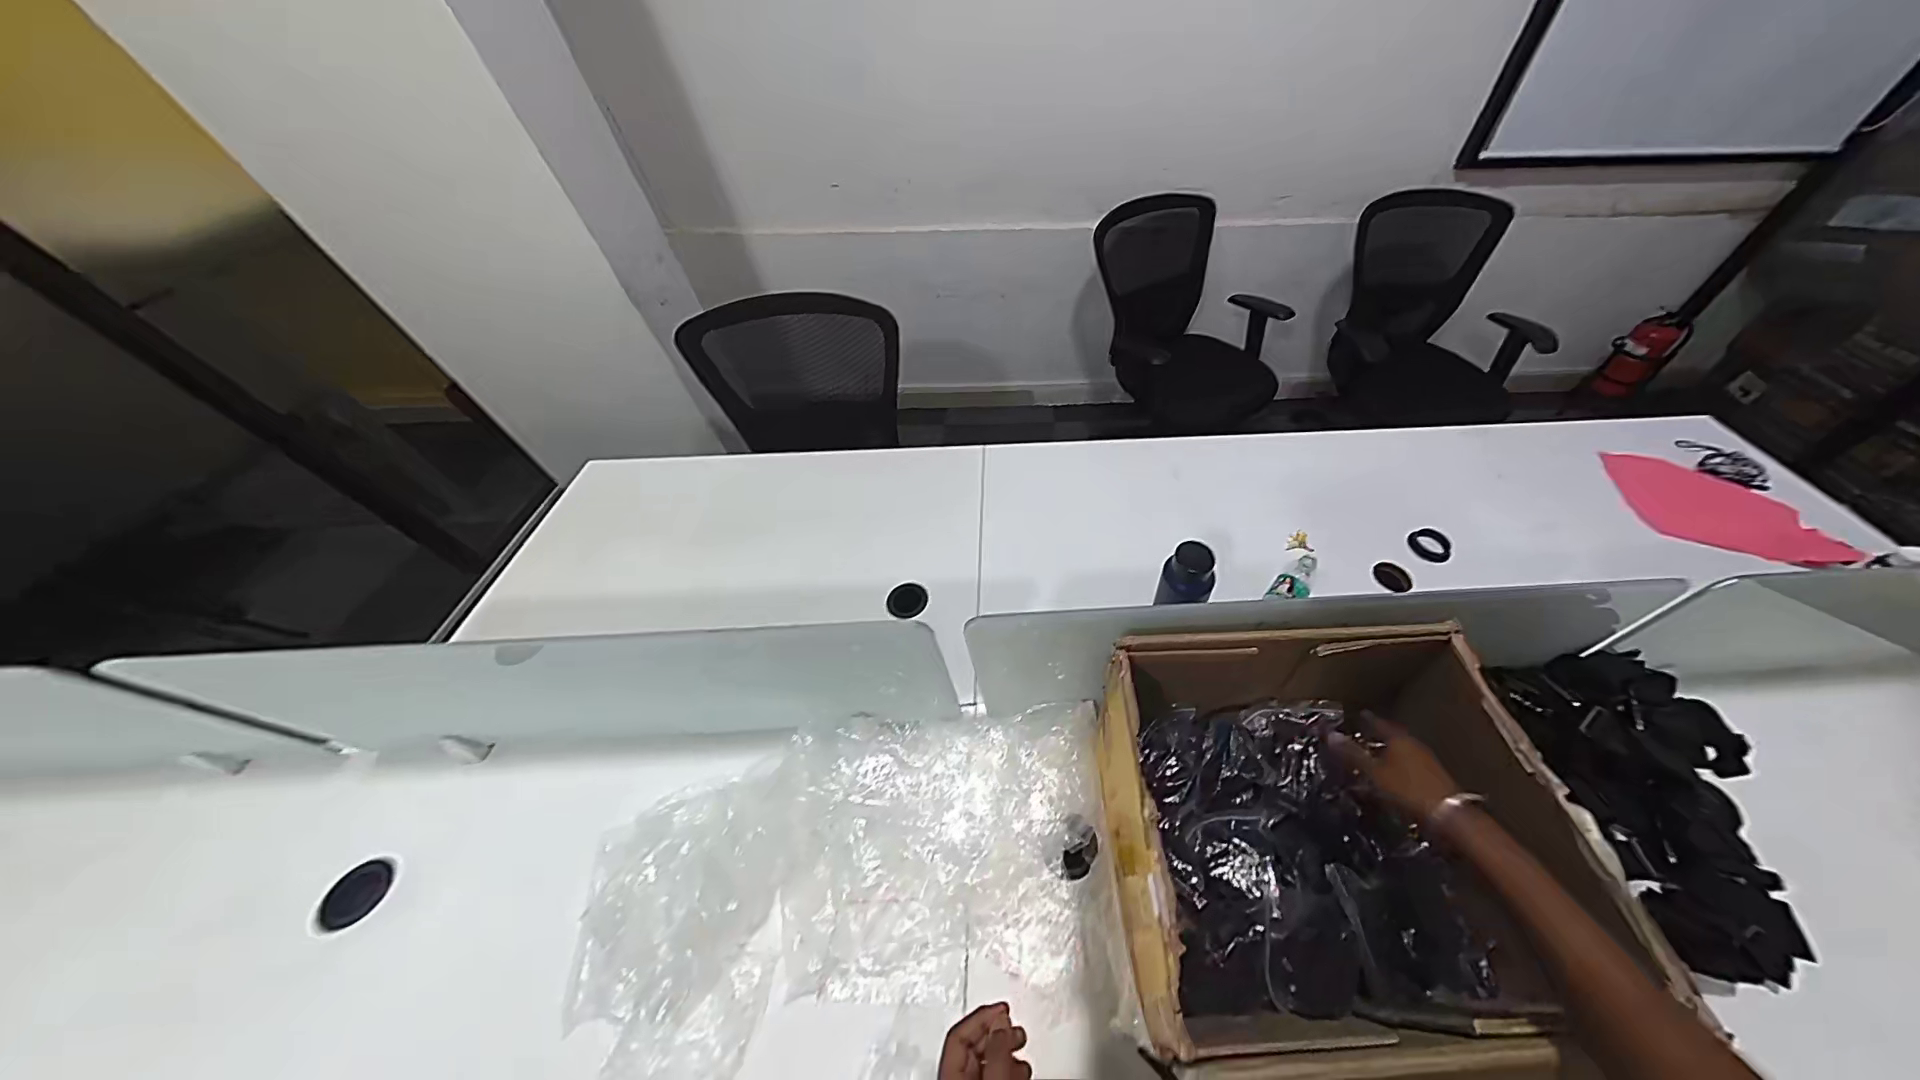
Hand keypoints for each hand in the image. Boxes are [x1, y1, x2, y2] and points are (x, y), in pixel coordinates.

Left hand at [938, 1002, 1030, 1079]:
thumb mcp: (993, 1078)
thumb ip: (996, 1049)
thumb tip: (1000, 1019)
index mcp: (950, 1072)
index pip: (960, 1032)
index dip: (982, 1015)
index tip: (1003, 1007)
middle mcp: (954, 1078)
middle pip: (973, 1043)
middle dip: (997, 1030)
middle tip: (1015, 1027)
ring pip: (984, 1059)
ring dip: (1005, 1049)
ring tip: (1021, 1048)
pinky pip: (991, 1073)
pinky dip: (1006, 1067)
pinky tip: (1019, 1070)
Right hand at [1329, 712, 1463, 822]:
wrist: (1450, 817)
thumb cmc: (1407, 790)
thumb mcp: (1373, 773)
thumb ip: (1352, 754)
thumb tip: (1330, 734)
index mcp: (1399, 739)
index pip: (1380, 723)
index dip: (1368, 719)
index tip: (1359, 715)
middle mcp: (1415, 746)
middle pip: (1393, 736)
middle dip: (1379, 736)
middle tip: (1364, 735)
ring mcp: (1428, 762)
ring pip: (1403, 751)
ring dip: (1390, 752)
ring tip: (1375, 756)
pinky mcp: (1436, 779)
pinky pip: (1411, 765)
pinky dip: (1399, 766)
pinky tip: (1393, 775)